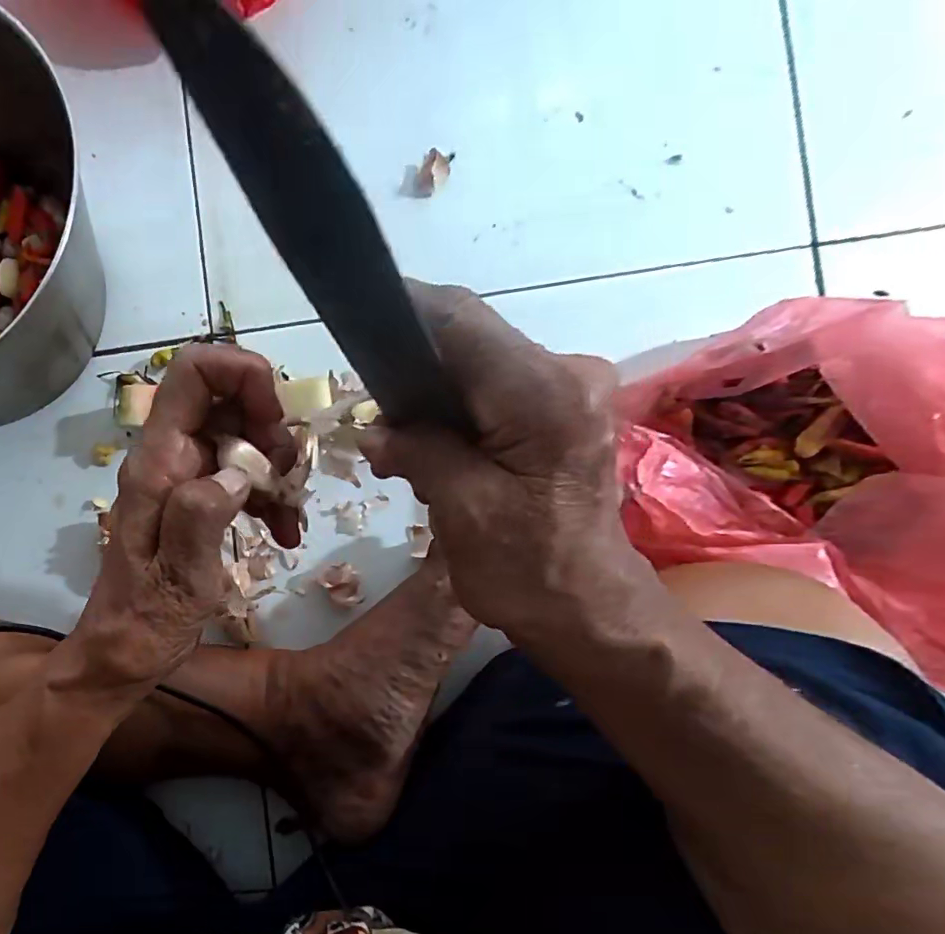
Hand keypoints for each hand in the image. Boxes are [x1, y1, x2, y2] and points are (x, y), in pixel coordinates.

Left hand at [74, 344, 297, 684]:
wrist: (121, 655)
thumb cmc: (144, 624)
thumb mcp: (179, 580)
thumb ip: (200, 517)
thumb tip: (238, 471)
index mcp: (156, 466)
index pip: (191, 374)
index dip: (240, 373)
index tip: (275, 418)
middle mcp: (165, 459)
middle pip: (224, 400)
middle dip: (268, 429)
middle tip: (287, 481)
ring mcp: (180, 478)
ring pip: (237, 436)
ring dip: (274, 467)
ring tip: (289, 517)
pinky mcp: (193, 500)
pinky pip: (237, 473)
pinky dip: (265, 492)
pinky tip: (282, 530)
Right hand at [359, 281, 652, 635]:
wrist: (587, 611)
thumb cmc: (528, 570)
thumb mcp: (462, 510)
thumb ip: (418, 452)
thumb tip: (373, 429)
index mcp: (545, 395)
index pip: (462, 324)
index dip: (405, 311)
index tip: (357, 317)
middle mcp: (566, 376)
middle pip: (468, 343)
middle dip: (410, 371)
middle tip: (368, 414)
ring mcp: (566, 392)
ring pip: (474, 369)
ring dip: (427, 398)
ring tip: (391, 444)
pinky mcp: (557, 414)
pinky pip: (489, 393)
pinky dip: (450, 414)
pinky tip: (425, 451)